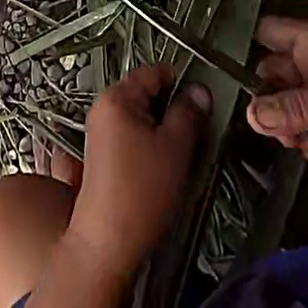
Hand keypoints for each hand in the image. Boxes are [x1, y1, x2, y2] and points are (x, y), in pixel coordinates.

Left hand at [64, 63, 210, 279]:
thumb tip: (199, 92)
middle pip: (148, 93)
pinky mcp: (105, 153)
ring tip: (183, 152)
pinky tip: (167, 166)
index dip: (182, 79)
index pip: (153, 71)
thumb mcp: (176, 146)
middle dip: (175, 107)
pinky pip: (135, 136)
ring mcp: (101, 131)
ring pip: (144, 116)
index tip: (205, 94)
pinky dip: (154, 144)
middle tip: (198, 128)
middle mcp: (103, 109)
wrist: (110, 236)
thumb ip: (189, 112)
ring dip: (167, 129)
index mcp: (116, 98)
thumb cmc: (141, 191)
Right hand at [245, 16, 307, 199]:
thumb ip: (299, 108)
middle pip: (271, 78)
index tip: (226, 72)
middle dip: (270, 104)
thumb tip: (251, 115)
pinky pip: (307, 137)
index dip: (246, 45)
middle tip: (278, 128)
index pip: (269, 32)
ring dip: (294, 134)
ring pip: (286, 112)